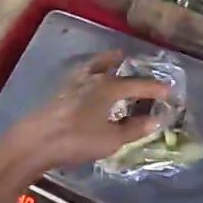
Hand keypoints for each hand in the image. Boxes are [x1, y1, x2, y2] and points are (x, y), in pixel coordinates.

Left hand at [0, 51, 170, 173]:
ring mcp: (71, 84)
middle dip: (123, 64)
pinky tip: (89, 84)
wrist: (34, 142)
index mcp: (108, 87)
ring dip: (103, 63)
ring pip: (92, 67)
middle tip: (131, 60)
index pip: (137, 85)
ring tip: (110, 61)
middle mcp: (90, 79)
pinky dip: (90, 74)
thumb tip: (154, 120)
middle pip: (110, 65)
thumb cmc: (76, 140)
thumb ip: (133, 129)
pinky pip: (81, 77)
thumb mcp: (110, 139)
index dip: (154, 88)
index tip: (169, 90)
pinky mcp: (58, 93)